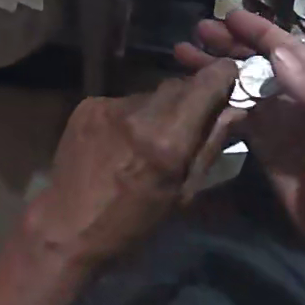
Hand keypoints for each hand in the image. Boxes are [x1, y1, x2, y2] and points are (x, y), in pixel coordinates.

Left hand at [22, 60, 242, 273]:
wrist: (65, 229)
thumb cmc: (132, 225)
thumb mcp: (182, 194)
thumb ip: (211, 145)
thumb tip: (238, 109)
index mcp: (168, 138)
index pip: (207, 82)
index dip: (225, 75)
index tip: (234, 78)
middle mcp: (140, 111)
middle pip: (179, 85)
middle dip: (193, 97)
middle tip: (193, 122)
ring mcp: (110, 105)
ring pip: (150, 95)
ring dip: (160, 110)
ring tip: (150, 141)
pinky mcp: (89, 105)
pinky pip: (124, 102)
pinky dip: (132, 116)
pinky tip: (122, 143)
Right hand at [176, 10, 304, 273]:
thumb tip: (279, 50)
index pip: (292, 51)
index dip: (261, 32)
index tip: (231, 16)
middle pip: (264, 63)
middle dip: (232, 44)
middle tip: (199, 30)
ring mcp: (284, 121)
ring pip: (247, 85)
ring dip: (219, 68)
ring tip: (186, 53)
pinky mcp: (266, 145)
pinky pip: (240, 115)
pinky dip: (219, 100)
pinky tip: (197, 90)